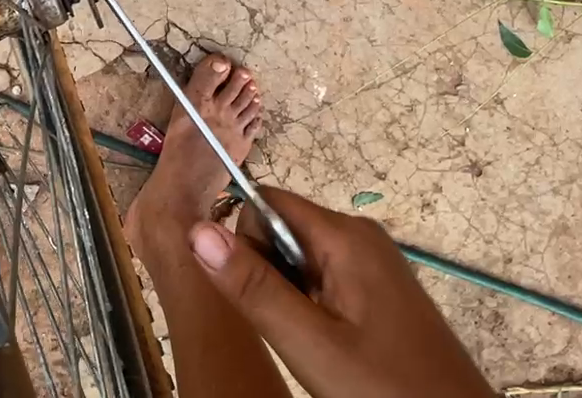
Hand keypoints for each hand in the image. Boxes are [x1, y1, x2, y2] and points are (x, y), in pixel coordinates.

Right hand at [189, 188, 493, 397]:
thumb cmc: (386, 391)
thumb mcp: (310, 345)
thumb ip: (252, 286)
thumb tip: (195, 228)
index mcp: (345, 235)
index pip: (265, 202)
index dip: (247, 243)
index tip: (259, 295)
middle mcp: (360, 235)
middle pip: (282, 228)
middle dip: (269, 274)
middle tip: (293, 331)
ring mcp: (374, 263)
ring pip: (300, 257)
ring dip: (290, 295)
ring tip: (314, 346)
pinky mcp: (381, 289)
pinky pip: (324, 277)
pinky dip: (313, 307)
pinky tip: (331, 349)